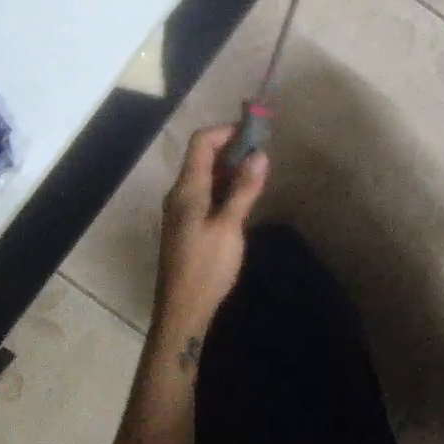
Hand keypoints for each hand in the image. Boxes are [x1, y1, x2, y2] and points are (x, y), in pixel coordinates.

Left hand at [150, 124, 268, 355]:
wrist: (181, 313)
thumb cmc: (205, 268)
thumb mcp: (229, 228)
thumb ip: (244, 190)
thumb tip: (260, 154)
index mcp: (187, 190)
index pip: (201, 142)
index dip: (226, 130)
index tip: (256, 132)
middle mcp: (180, 194)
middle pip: (202, 156)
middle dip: (232, 147)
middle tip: (263, 152)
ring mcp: (181, 210)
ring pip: (205, 175)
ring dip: (230, 167)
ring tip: (258, 172)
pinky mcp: (187, 224)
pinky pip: (205, 192)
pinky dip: (224, 186)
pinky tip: (244, 197)